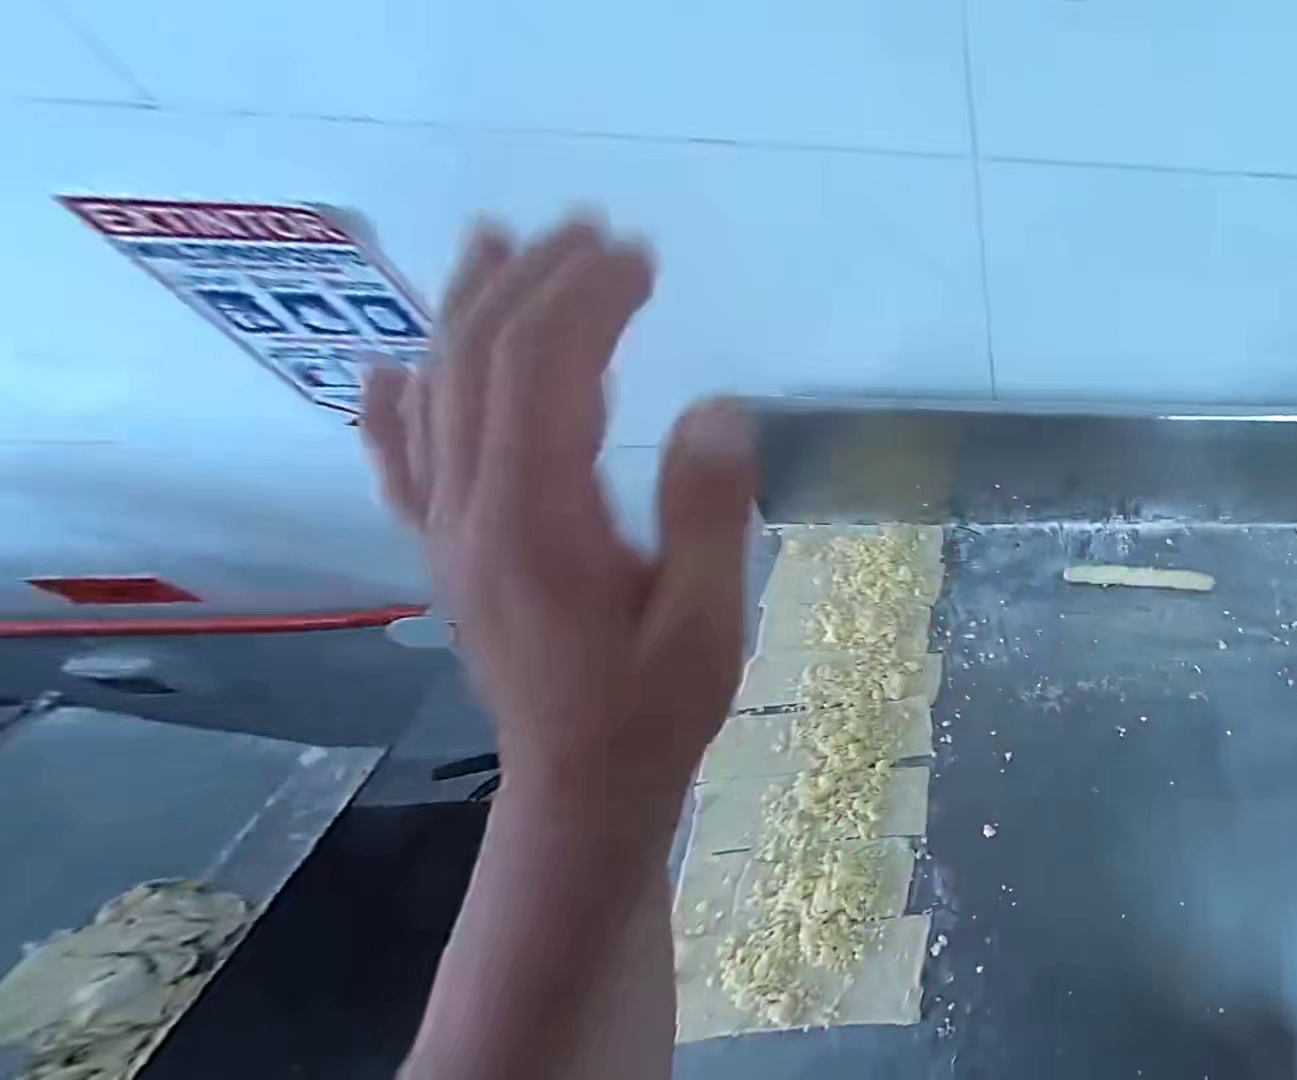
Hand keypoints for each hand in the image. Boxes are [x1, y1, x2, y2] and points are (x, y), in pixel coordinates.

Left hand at [359, 219, 756, 799]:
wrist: (586, 785)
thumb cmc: (657, 706)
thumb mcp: (706, 616)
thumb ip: (708, 510)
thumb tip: (719, 409)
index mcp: (540, 520)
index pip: (545, 372)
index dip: (589, 299)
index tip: (641, 259)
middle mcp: (473, 511)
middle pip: (481, 362)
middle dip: (537, 283)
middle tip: (594, 236)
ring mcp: (450, 532)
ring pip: (438, 394)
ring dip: (473, 311)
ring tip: (505, 248)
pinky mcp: (454, 554)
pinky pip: (409, 460)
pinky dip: (403, 399)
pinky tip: (400, 365)